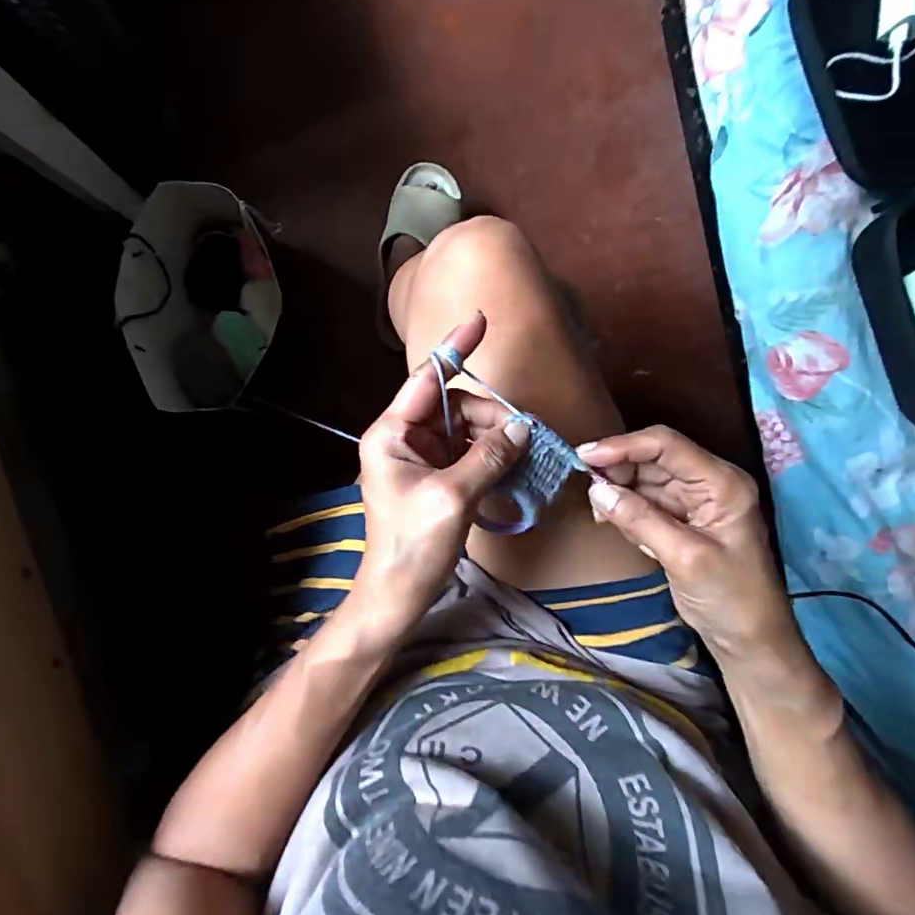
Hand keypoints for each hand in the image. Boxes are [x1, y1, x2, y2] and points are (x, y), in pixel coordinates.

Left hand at [354, 314, 529, 635]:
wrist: (397, 593)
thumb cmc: (413, 545)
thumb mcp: (453, 497)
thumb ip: (488, 456)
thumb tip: (522, 426)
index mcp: (391, 434)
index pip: (426, 379)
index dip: (454, 349)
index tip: (480, 321)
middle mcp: (403, 439)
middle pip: (453, 405)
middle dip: (489, 414)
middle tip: (523, 437)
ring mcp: (420, 458)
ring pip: (464, 429)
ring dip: (495, 437)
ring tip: (522, 456)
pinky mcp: (435, 477)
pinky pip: (468, 453)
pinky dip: (491, 456)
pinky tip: (512, 467)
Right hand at [577, 426, 791, 652]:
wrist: (749, 639)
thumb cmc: (730, 596)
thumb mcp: (684, 557)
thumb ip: (639, 519)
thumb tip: (596, 490)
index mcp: (722, 483)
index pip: (666, 445)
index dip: (623, 445)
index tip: (585, 456)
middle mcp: (708, 482)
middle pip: (652, 457)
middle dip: (617, 468)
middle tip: (587, 486)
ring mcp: (693, 500)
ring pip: (643, 477)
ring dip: (617, 489)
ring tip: (600, 512)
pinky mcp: (679, 517)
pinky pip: (643, 499)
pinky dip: (624, 507)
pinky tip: (614, 522)